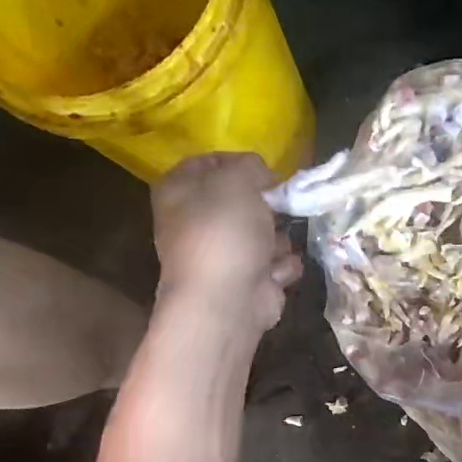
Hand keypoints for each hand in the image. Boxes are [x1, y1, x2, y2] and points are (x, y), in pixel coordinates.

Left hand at [151, 153, 301, 331]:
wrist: (227, 298)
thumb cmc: (224, 232)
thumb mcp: (236, 181)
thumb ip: (249, 166)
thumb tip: (260, 172)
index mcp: (180, 190)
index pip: (209, 162)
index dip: (240, 163)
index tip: (265, 172)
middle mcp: (197, 220)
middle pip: (244, 200)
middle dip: (268, 206)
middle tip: (278, 209)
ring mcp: (224, 252)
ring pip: (266, 232)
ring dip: (279, 240)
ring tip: (274, 249)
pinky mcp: (249, 278)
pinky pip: (276, 262)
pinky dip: (281, 267)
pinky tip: (274, 273)